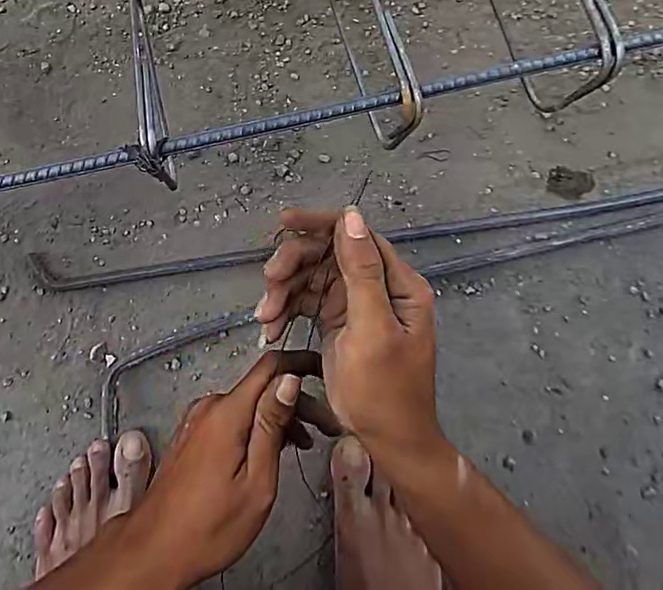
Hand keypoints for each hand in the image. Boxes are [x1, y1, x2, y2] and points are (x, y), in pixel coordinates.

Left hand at [120, 349, 341, 585]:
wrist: (153, 552)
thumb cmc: (206, 528)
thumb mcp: (256, 482)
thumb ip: (272, 425)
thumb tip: (289, 380)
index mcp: (227, 413)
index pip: (270, 365)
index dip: (300, 362)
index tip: (322, 368)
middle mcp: (210, 407)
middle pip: (262, 387)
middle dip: (296, 401)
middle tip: (324, 425)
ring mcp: (198, 419)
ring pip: (248, 403)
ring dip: (277, 417)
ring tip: (303, 442)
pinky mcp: (192, 434)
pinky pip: (231, 417)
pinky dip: (255, 426)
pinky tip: (269, 449)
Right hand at [256, 207, 440, 458]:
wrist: (387, 444)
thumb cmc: (387, 391)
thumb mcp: (373, 328)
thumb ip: (362, 271)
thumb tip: (351, 216)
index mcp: (397, 283)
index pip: (356, 235)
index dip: (320, 224)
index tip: (285, 222)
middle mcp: (377, 286)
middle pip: (327, 254)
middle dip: (294, 264)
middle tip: (270, 283)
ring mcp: (355, 303)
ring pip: (312, 276)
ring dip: (284, 291)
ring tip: (265, 316)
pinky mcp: (337, 320)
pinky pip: (306, 301)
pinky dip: (286, 310)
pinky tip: (270, 327)